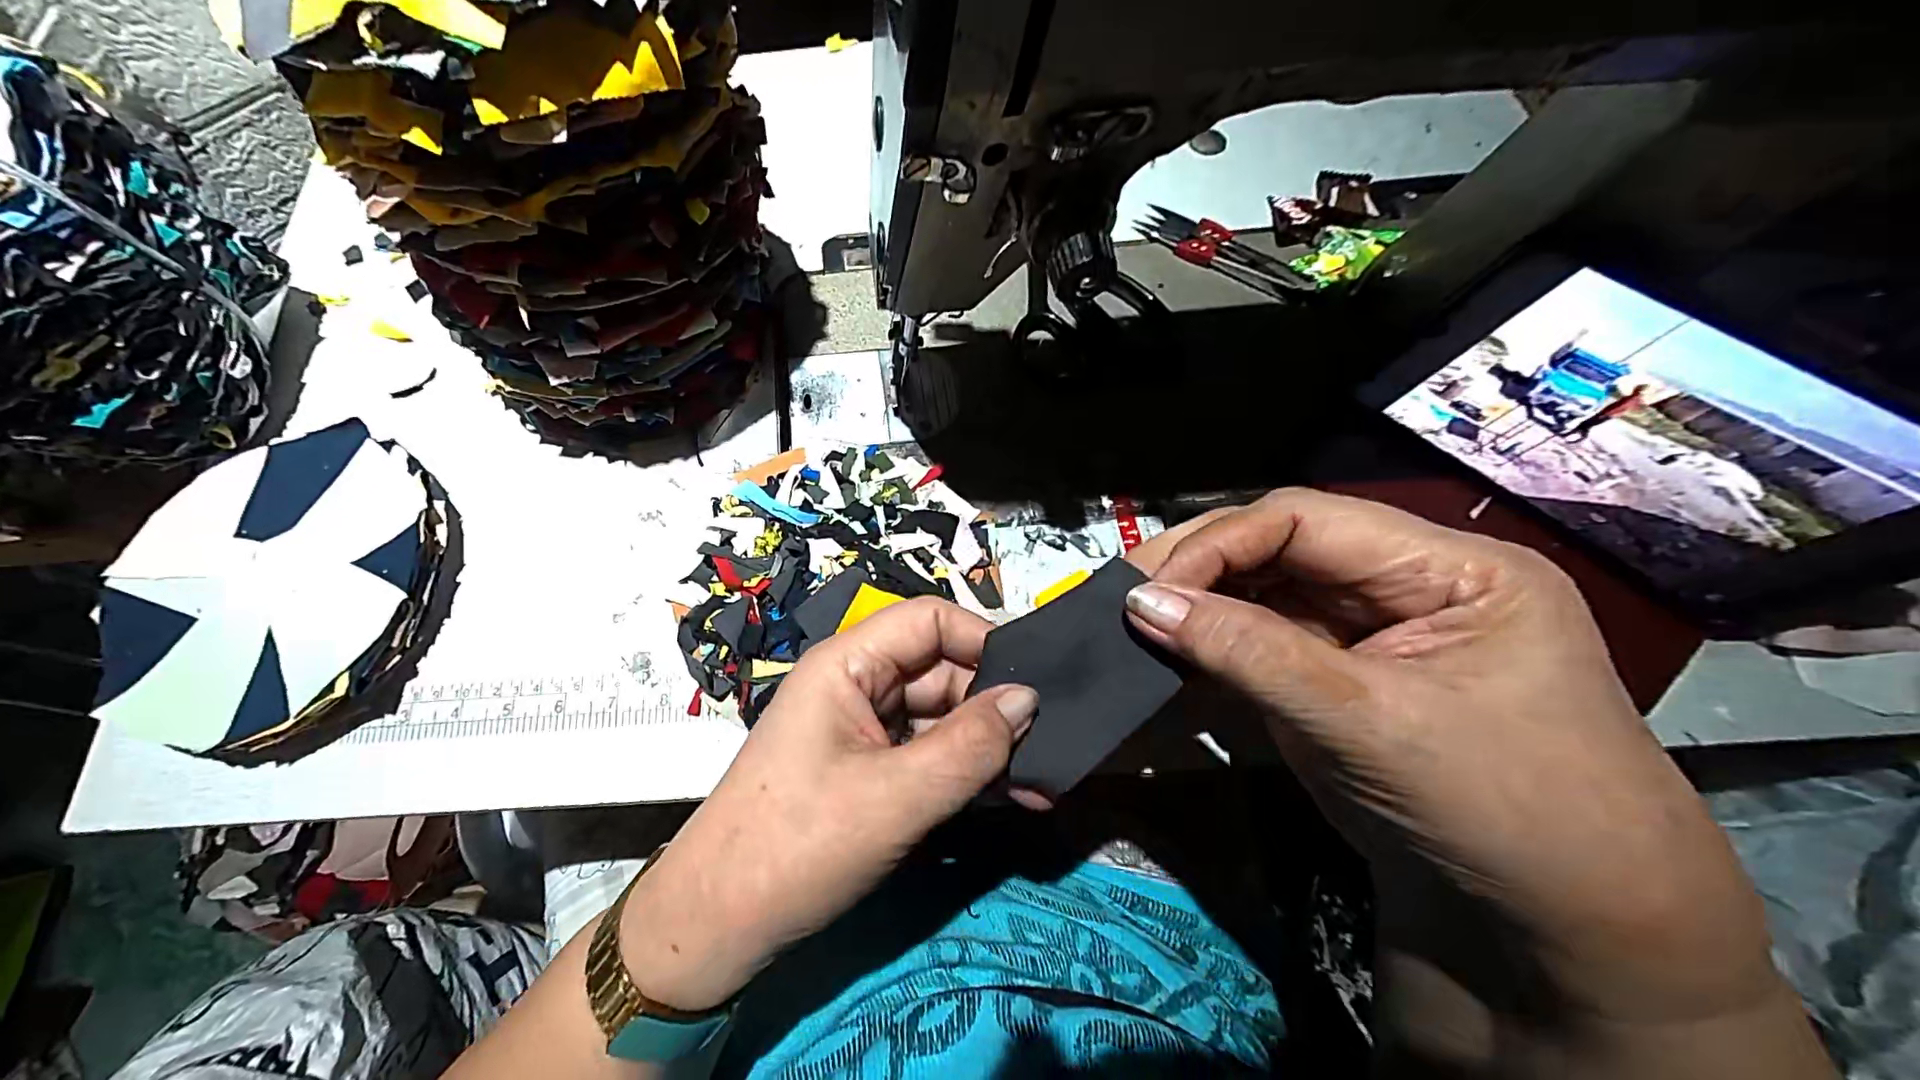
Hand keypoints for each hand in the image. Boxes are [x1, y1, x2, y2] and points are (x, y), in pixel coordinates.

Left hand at [615, 597, 1038, 1011]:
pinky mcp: (870, 769)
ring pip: (940, 718)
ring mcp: (863, 729)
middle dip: (993, 708)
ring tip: (1038, 784)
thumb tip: (1029, 699)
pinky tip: (1008, 798)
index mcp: (848, 664)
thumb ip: (969, 746)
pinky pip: (929, 754)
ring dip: (986, 748)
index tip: (1034, 683)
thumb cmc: (797, 846)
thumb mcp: (896, 796)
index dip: (983, 643)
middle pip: (941, 672)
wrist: (719, 927)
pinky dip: (965, 773)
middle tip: (1048, 749)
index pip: (931, 622)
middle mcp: (857, 685)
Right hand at [1121, 489, 1827, 1074]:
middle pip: (1277, 549)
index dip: (1218, 545)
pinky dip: (1209, 651)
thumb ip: (1250, 653)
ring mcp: (1363, 638)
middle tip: (1123, 596)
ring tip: (1133, 624)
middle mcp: (1402, 587)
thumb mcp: (1371, 724)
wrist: (1560, 949)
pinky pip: (1257, 648)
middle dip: (1198, 569)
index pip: (1306, 519)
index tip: (1148, 589)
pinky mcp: (1332, 685)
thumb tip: (1140, 603)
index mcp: (1449, 569)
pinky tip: (1167, 657)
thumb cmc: (1504, 816)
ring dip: (1197, 609)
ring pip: (1259, 597)